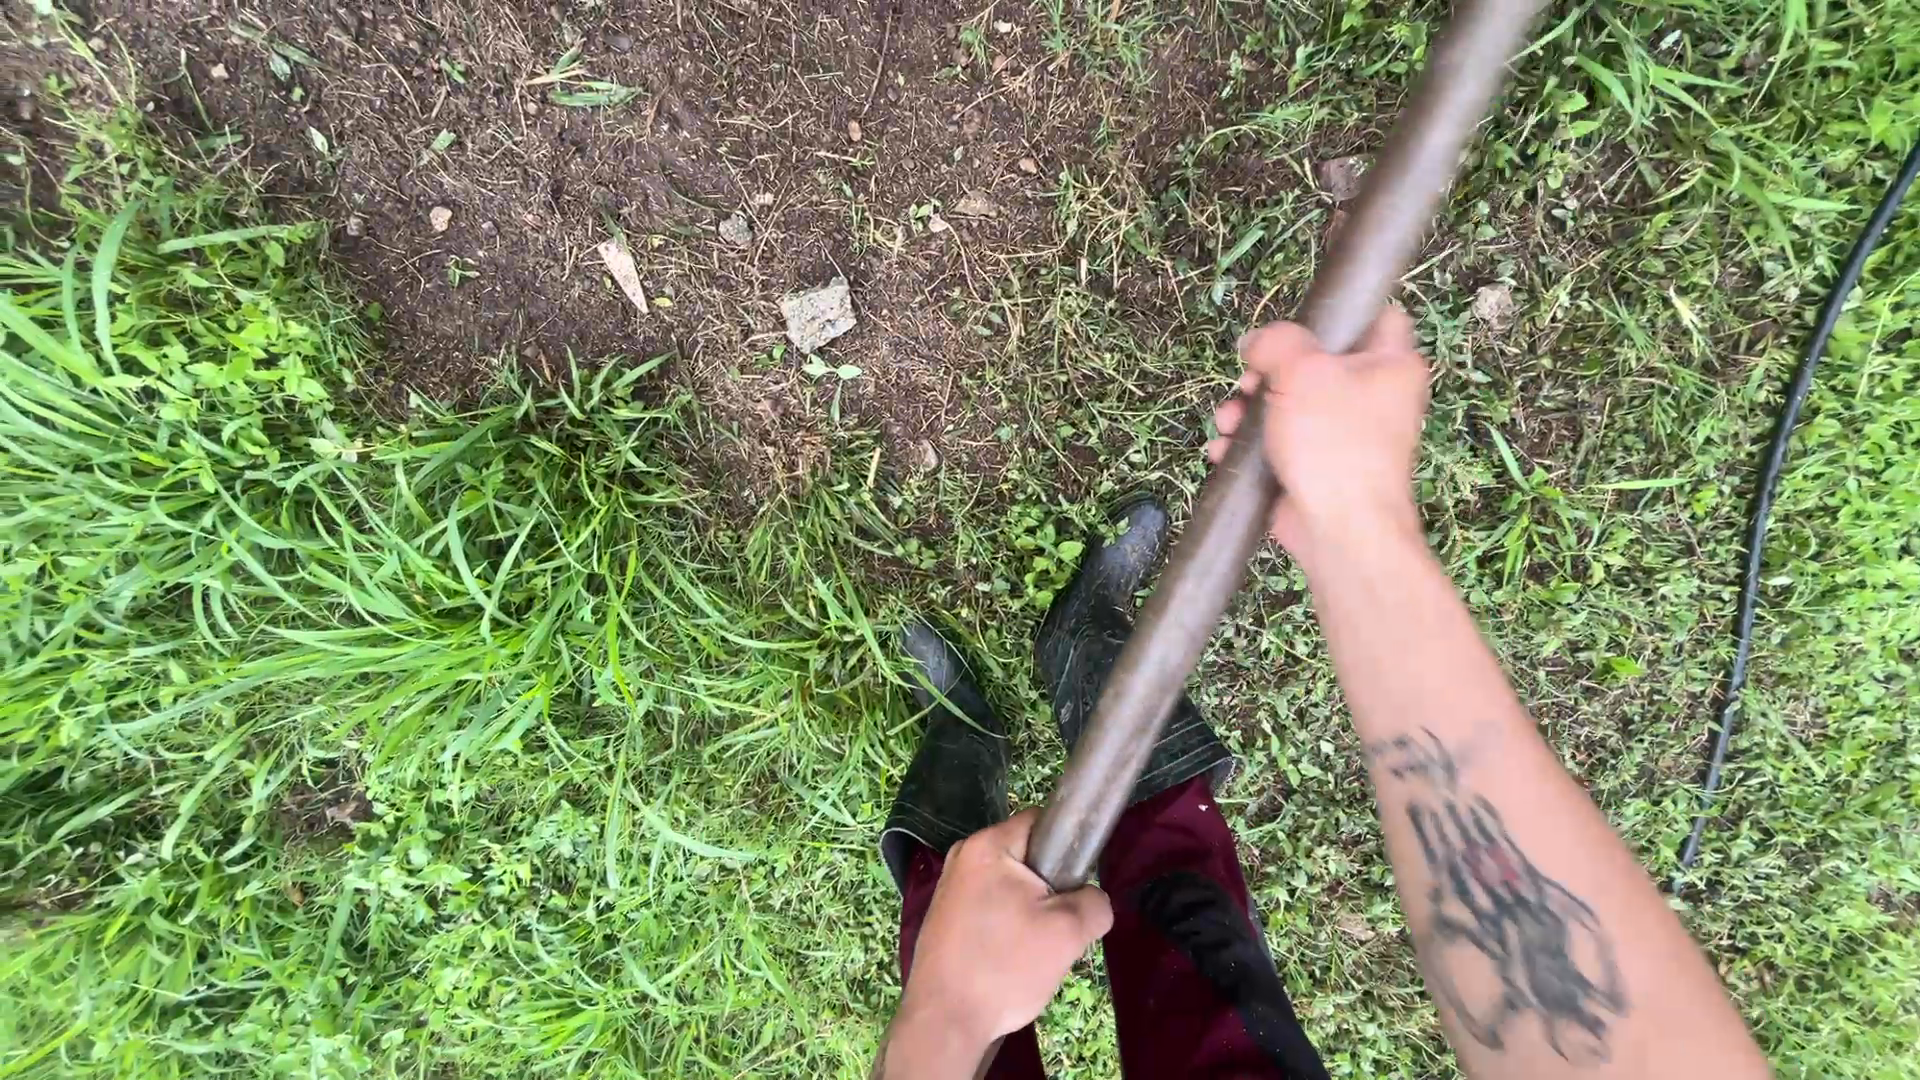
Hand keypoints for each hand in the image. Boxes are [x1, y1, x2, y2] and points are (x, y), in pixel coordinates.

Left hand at [899, 809, 1112, 1045]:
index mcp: (987, 844)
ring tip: (1033, 948)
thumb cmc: (1004, 966)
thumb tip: (1092, 898)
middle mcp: (963, 855)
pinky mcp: (944, 916)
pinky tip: (1009, 959)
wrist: (945, 1021)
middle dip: (1048, 889)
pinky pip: (990, 908)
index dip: (1067, 848)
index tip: (1076, 884)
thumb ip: (1094, 903)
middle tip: (1056, 925)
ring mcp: (950, 887)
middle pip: (1025, 857)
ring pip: (1010, 887)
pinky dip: (1005, 927)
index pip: (1040, 822)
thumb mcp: (1068, 933)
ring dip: (1028, 912)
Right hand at [1207, 308, 1429, 568]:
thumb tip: (1254, 342)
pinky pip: (1273, 445)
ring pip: (1283, 406)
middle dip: (1265, 375)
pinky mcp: (1311, 467)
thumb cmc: (1335, 443)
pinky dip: (1246, 447)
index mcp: (1390, 365)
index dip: (1332, 317)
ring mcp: (1340, 436)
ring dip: (1245, 413)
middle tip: (1248, 384)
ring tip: (1228, 423)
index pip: (1372, 319)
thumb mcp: (1304, 372)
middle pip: (1310, 366)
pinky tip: (1225, 450)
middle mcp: (1370, 398)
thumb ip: (1277, 343)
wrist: (1338, 526)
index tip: (1294, 328)